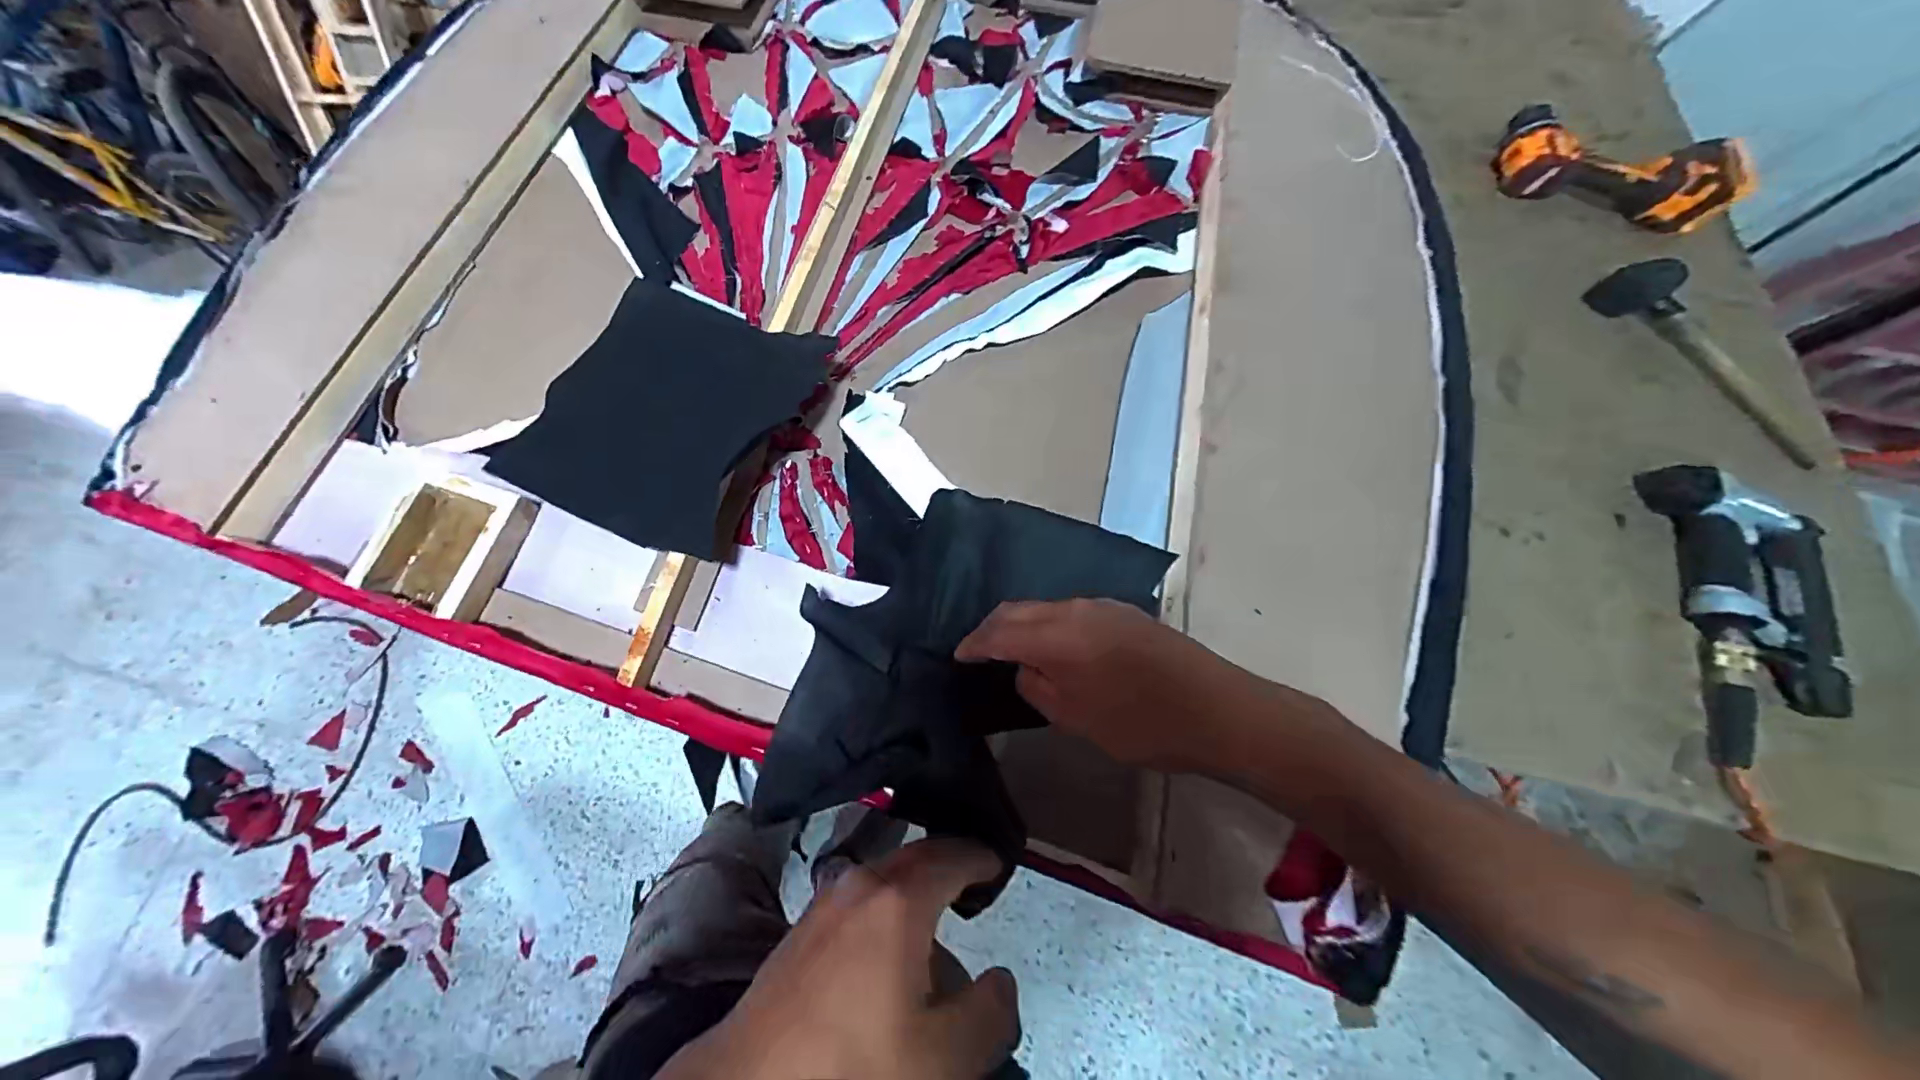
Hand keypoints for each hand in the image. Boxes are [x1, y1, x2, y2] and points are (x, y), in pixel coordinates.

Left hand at [658, 839, 1020, 1079]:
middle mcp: (859, 887)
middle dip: (949, 860)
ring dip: (915, 884)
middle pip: (915, 856)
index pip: (951, 858)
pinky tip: (889, 947)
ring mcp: (824, 905)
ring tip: (938, 914)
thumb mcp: (944, 1057)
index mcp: (898, 900)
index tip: (998, 861)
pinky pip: (858, 899)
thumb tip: (1000, 981)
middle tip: (975, 875)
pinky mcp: (800, 932)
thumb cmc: (854, 1064)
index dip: (980, 857)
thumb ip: (990, 1013)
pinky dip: (886, 905)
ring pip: (883, 876)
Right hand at [955, 599, 1330, 773]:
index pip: (1000, 630)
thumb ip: (1040, 688)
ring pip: (1046, 608)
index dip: (974, 643)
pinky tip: (1051, 647)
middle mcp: (1077, 609)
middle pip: (1019, 609)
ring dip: (1022, 624)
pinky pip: (1070, 612)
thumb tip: (1026, 668)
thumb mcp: (1079, 719)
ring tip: (1009, 650)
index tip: (957, 656)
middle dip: (993, 628)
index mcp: (1061, 636)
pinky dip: (1048, 625)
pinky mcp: (1124, 613)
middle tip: (976, 652)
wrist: (1219, 711)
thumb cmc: (1145, 725)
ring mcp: (1104, 607)